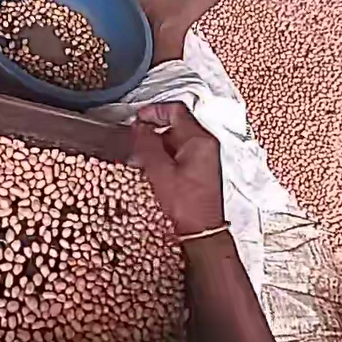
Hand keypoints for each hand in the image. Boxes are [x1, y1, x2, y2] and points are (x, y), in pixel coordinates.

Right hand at [130, 102, 225, 236]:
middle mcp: (206, 145)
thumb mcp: (160, 172)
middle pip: (176, 125)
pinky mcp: (200, 169)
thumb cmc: (187, 204)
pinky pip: (180, 154)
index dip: (154, 111)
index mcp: (200, 140)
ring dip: (157, 146)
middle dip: (153, 132)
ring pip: (176, 140)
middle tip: (135, 141)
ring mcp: (204, 157)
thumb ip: (147, 145)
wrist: (201, 230)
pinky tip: (152, 169)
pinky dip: (165, 157)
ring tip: (140, 159)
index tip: (138, 119)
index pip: (176, 111)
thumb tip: (138, 127)